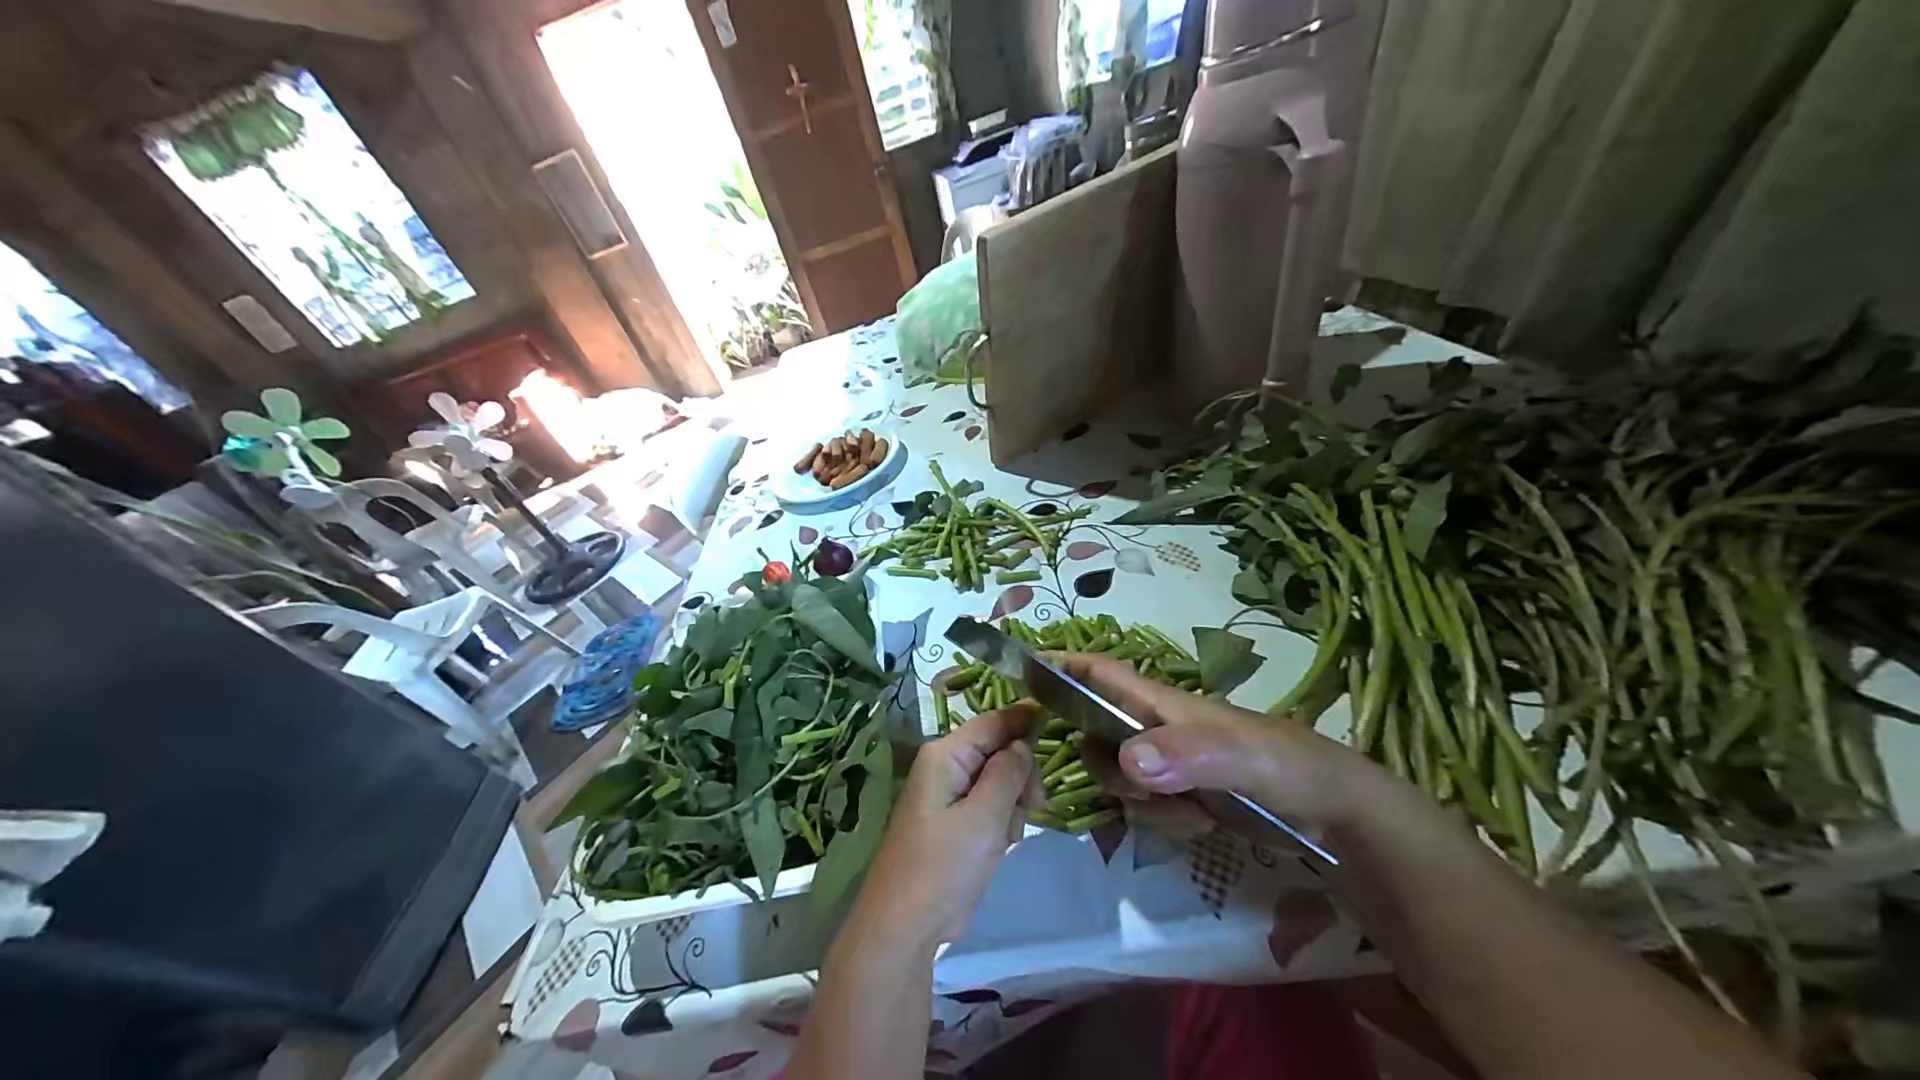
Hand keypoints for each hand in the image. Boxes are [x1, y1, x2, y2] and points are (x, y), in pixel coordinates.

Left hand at [843, 704, 1043, 952]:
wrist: (905, 925)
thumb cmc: (944, 866)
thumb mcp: (985, 816)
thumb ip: (1008, 773)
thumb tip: (1023, 743)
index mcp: (945, 755)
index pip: (993, 721)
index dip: (1026, 718)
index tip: (1060, 720)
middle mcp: (945, 768)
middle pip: (999, 752)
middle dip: (1021, 775)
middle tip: (1035, 805)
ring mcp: (948, 796)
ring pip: (999, 782)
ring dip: (1013, 805)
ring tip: (1006, 836)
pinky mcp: (954, 824)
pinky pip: (989, 808)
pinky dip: (1001, 823)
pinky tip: (998, 846)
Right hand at [1056, 653, 1381, 833]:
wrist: (1335, 815)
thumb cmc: (1289, 767)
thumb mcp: (1243, 758)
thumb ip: (1187, 755)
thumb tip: (1126, 760)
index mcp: (1161, 703)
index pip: (1100, 673)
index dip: (1061, 664)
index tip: (1022, 672)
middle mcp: (1155, 728)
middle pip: (1096, 739)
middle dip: (1109, 769)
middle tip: (1146, 787)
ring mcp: (1168, 763)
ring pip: (1118, 780)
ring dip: (1146, 804)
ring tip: (1195, 809)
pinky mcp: (1180, 794)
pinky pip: (1143, 807)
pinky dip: (1166, 821)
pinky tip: (1205, 822)